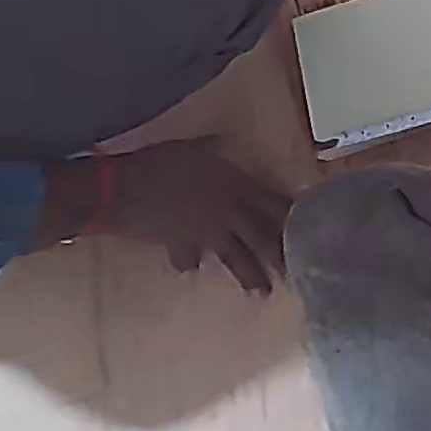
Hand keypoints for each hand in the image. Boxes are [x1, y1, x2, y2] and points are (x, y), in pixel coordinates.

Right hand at [37, 139, 289, 293]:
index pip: (273, 204)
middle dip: (279, 256)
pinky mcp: (179, 245)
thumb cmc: (160, 163)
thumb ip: (212, 146)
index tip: (309, 230)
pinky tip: (192, 271)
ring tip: (263, 293)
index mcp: (237, 187)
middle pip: (261, 237)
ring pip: (235, 256)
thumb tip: (222, 137)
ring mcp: (205, 233)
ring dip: (249, 274)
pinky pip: (189, 258)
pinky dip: (190, 264)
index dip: (291, 216)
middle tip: (296, 274)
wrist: (120, 192)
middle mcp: (227, 214)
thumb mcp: (194, 147)